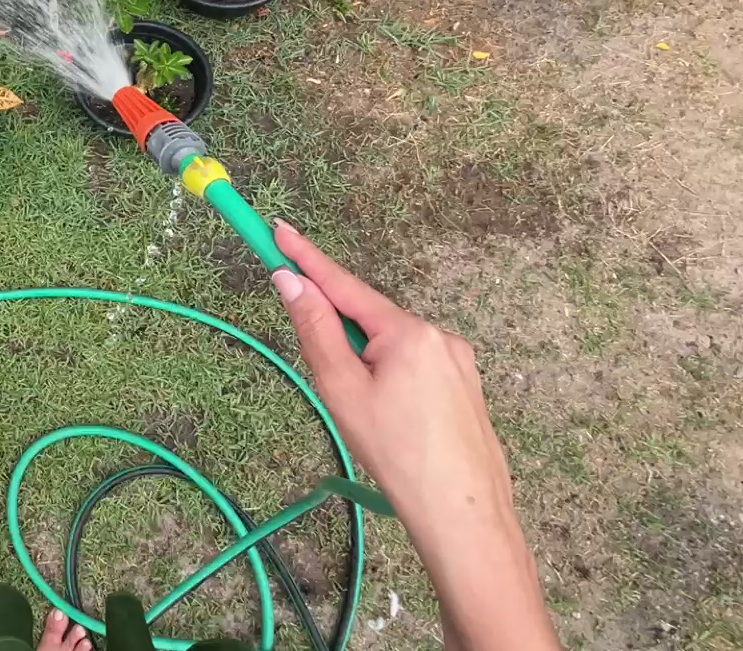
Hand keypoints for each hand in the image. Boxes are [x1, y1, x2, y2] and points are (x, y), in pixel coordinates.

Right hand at [271, 219, 557, 650]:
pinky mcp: (464, 384)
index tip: (278, 227)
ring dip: (359, 356)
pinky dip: (383, 369)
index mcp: (406, 330)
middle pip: (365, 314)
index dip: (306, 255)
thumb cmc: (393, 449)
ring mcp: (457, 359)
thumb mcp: (340, 385)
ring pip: (386, 341)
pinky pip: (408, 360)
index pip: (342, 283)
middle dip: (334, 328)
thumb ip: (314, 326)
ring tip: (358, 408)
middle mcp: (437, 334)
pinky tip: (383, 412)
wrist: (464, 516)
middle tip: (322, 370)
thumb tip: (289, 279)